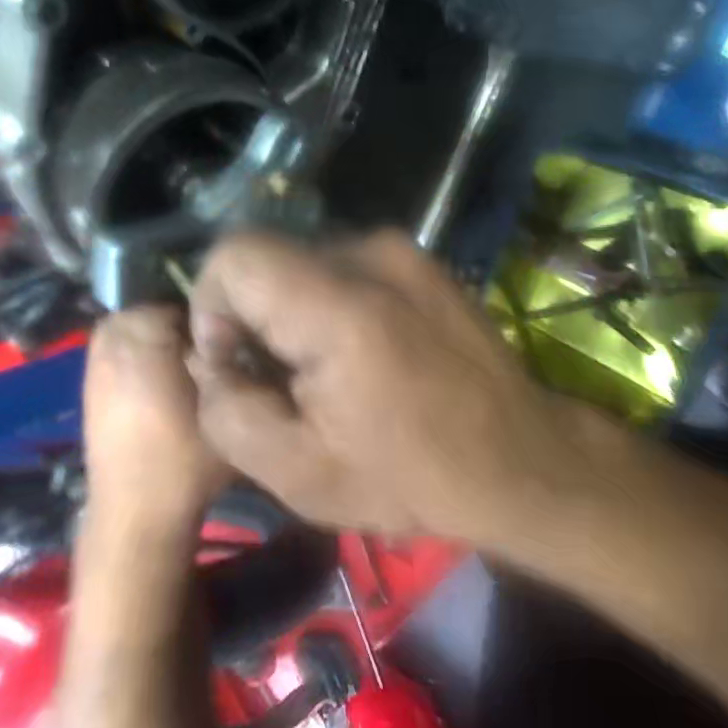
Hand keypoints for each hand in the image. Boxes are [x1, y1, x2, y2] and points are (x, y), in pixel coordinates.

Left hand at [82, 306, 230, 526]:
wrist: (137, 511)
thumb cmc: (187, 452)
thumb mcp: (225, 397)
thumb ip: (232, 351)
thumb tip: (238, 319)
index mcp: (140, 334)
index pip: (186, 293)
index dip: (215, 311)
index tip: (235, 336)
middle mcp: (109, 339)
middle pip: (161, 307)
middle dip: (189, 323)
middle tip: (220, 351)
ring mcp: (95, 362)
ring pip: (142, 328)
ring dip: (168, 341)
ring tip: (197, 368)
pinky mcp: (92, 386)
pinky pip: (127, 350)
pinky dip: (148, 358)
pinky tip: (171, 386)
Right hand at [186, 231, 588, 540]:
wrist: (516, 456)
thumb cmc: (411, 475)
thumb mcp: (298, 471)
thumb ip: (226, 407)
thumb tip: (211, 357)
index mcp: (340, 304)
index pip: (235, 254)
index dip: (213, 305)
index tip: (239, 363)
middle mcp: (375, 256)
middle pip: (272, 256)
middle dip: (254, 312)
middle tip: (283, 378)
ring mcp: (408, 252)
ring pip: (310, 260)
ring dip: (296, 308)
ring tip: (326, 371)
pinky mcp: (427, 262)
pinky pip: (352, 267)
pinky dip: (335, 301)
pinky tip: (364, 354)